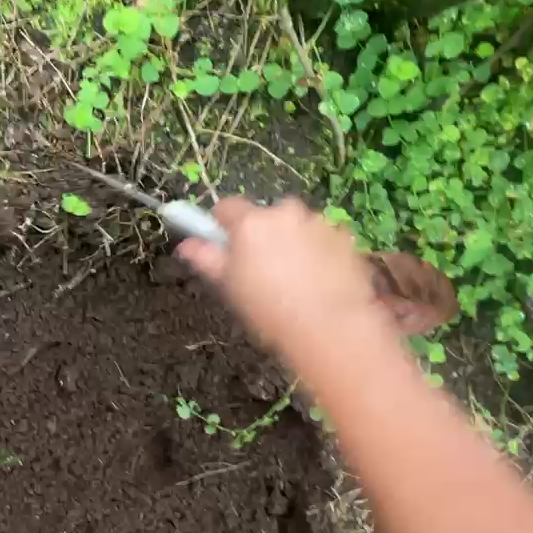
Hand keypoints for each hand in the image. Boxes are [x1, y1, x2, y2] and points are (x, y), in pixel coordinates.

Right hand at [177, 197, 382, 354]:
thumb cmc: (268, 308)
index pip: (225, 206)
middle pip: (265, 215)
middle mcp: (285, 212)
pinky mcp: (346, 238)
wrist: (329, 326)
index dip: (221, 225)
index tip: (224, 246)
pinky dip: (318, 252)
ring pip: (296, 226)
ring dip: (291, 242)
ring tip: (293, 280)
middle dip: (261, 234)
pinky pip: (323, 238)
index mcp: (250, 222)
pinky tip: (317, 281)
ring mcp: (319, 222)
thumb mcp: (229, 285)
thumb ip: (206, 258)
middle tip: (259, 269)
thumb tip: (186, 245)